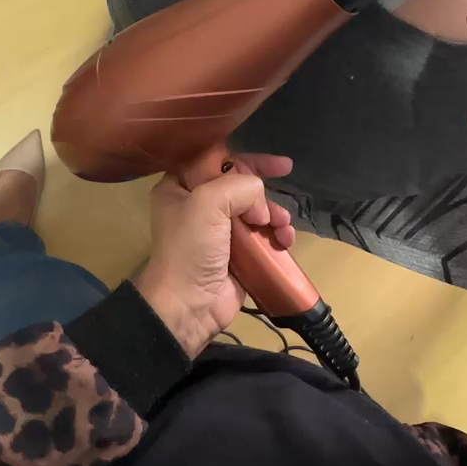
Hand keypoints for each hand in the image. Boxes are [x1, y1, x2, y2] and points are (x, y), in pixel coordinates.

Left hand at [135, 155, 296, 356]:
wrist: (188, 305)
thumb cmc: (191, 248)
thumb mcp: (208, 202)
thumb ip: (240, 186)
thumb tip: (261, 205)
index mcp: (181, 186)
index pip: (219, 160)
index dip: (249, 160)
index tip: (281, 165)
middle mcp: (199, 205)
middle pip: (243, 186)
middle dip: (264, 196)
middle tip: (270, 211)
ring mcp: (219, 231)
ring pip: (257, 211)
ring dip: (276, 216)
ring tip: (282, 229)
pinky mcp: (237, 254)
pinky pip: (263, 235)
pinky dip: (277, 235)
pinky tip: (285, 240)